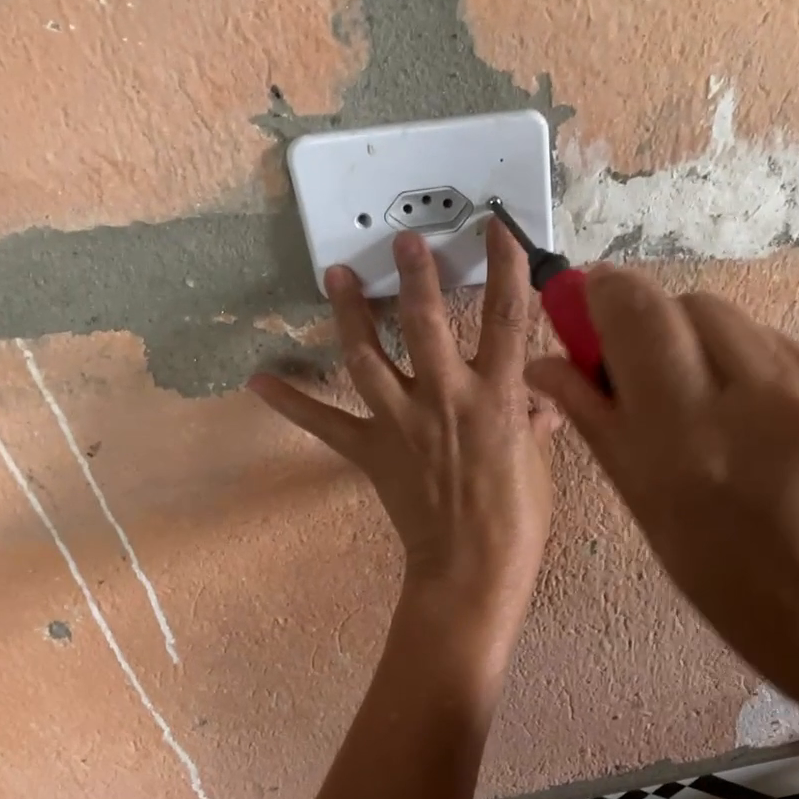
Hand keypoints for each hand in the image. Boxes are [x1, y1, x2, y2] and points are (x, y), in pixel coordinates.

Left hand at [250, 227, 557, 627]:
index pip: (508, 317)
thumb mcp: (535, 460)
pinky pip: (325, 423)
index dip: (506, 266)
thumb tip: (540, 398)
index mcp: (498, 397)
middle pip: (426, 323)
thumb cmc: (517, 518)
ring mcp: (403, 422)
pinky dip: (291, 402)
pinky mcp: (371, 450)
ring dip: (350, 315)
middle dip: (415, 276)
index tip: (497, 226)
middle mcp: (447, 398)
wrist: (472, 572)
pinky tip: (259, 380)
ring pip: (368, 358)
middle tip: (403, 240)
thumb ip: (532, 418)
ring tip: (337, 276)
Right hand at [523, 268, 798, 741]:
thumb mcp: (655, 520)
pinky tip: (764, 428)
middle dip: (655, 327)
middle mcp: (760, 400)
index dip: (601, 295)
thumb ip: (599, 425)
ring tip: (713, 413)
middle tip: (645, 377)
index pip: (637, 313)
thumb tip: (545, 365)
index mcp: (692, 446)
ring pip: (739, 326)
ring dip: (706, 350)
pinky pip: (785, 353)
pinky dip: (755, 372)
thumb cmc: (746, 598)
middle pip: (689, 304)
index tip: (585, 307)